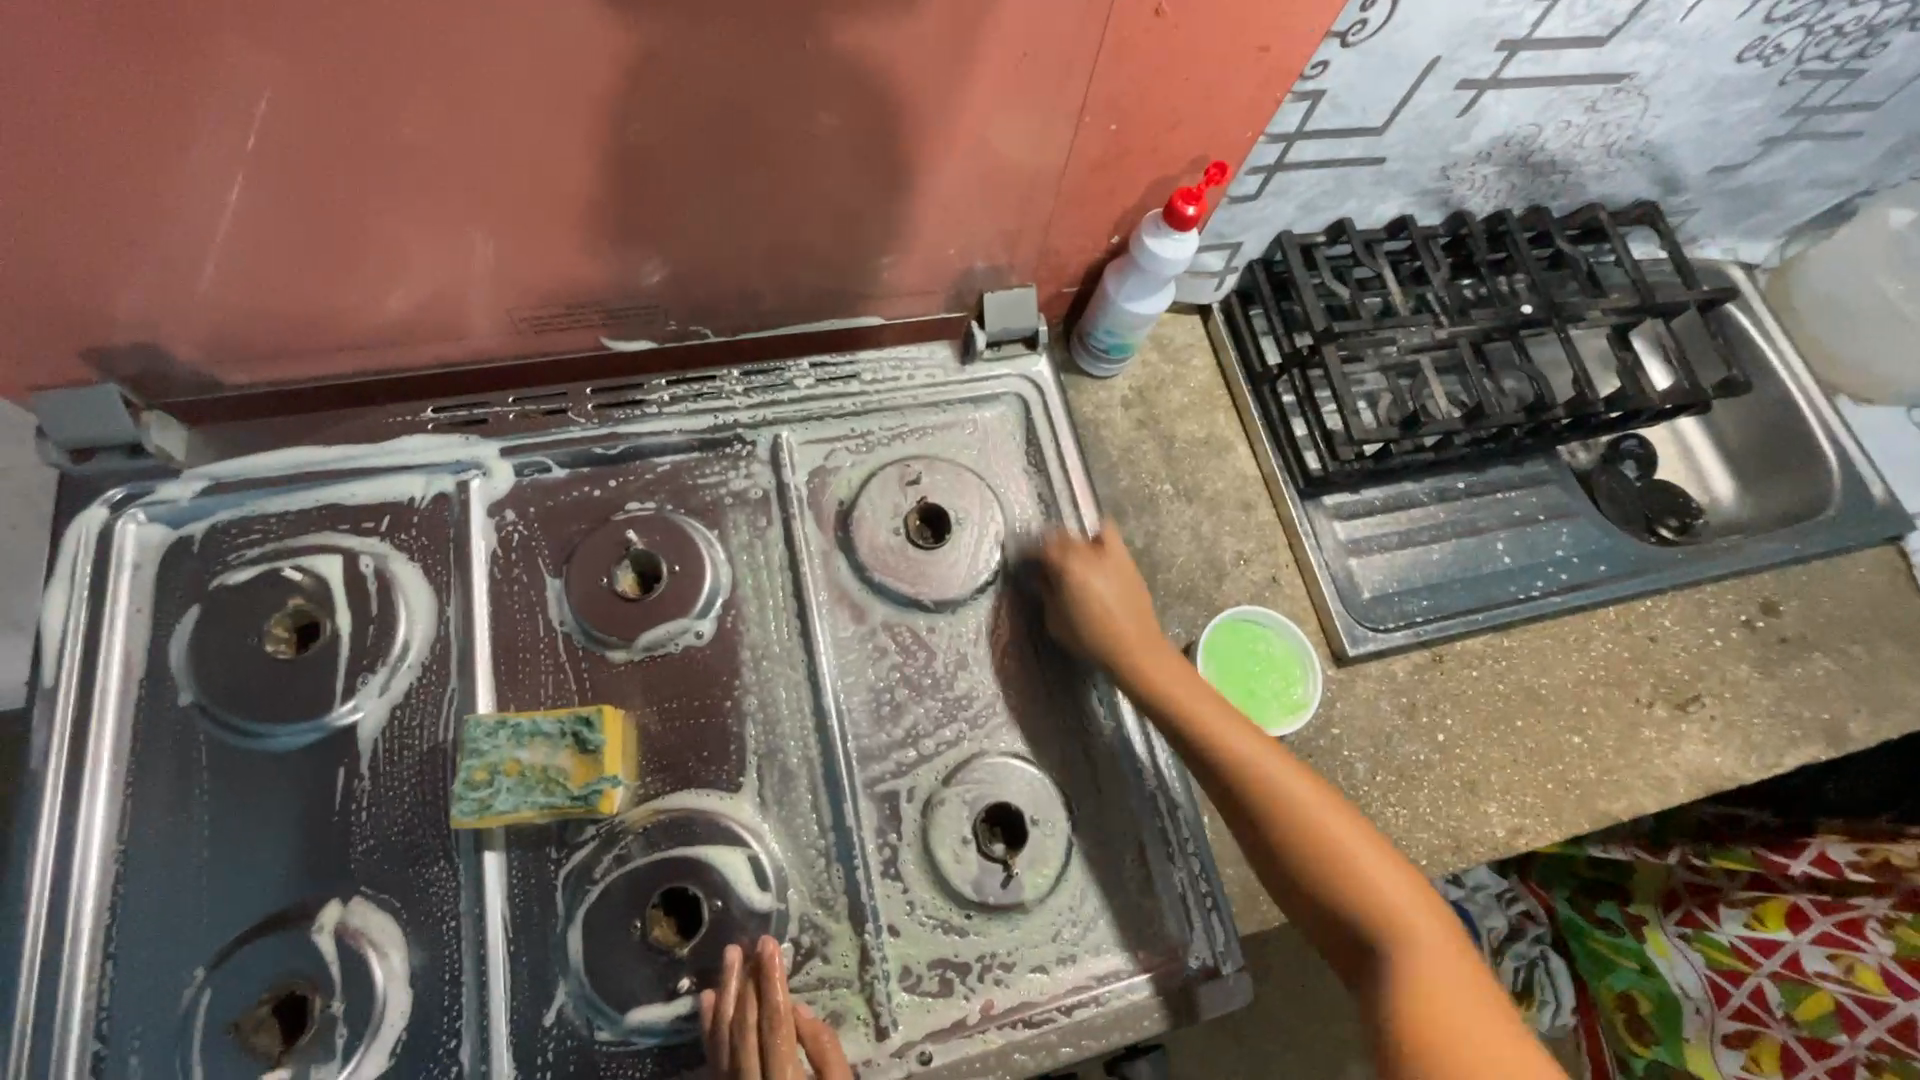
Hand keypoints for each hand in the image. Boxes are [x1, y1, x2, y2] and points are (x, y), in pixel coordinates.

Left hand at [699, 936, 851, 1079]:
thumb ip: (824, 1051)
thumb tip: (797, 1009)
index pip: (775, 1025)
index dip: (771, 983)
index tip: (770, 945)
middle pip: (744, 1029)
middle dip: (746, 982)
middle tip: (749, 943)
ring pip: (722, 1041)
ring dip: (724, 996)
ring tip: (729, 958)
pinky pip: (712, 1059)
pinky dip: (709, 1026)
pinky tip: (707, 1000)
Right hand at [1034, 522, 1173, 678]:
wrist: (1135, 648)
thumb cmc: (1090, 639)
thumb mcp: (1055, 620)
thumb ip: (1046, 592)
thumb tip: (1042, 577)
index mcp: (1067, 566)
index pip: (1042, 545)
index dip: (1029, 551)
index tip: (1025, 560)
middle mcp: (1088, 552)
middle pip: (1062, 534)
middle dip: (1050, 542)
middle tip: (1045, 557)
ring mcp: (1111, 552)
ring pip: (1086, 531)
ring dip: (1074, 537)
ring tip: (1070, 552)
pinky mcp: (1127, 559)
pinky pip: (1108, 535)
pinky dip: (1096, 537)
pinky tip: (1093, 552)